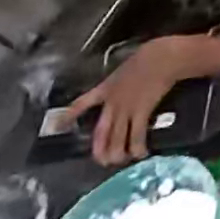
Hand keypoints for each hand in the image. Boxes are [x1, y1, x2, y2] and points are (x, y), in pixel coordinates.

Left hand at [61, 35, 211, 165]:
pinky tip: (141, 153)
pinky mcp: (141, 111)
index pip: (82, 103)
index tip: (57, 126)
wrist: (162, 57)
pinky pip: (137, 134)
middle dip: (100, 150)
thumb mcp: (126, 68)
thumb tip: (123, 84)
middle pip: (101, 132)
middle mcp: (112, 103)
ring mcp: (126, 108)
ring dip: (118, 152)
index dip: (69, 115)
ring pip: (117, 137)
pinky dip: (138, 146)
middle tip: (103, 162)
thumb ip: (120, 80)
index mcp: (106, 89)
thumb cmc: (148, 56)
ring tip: (121, 161)